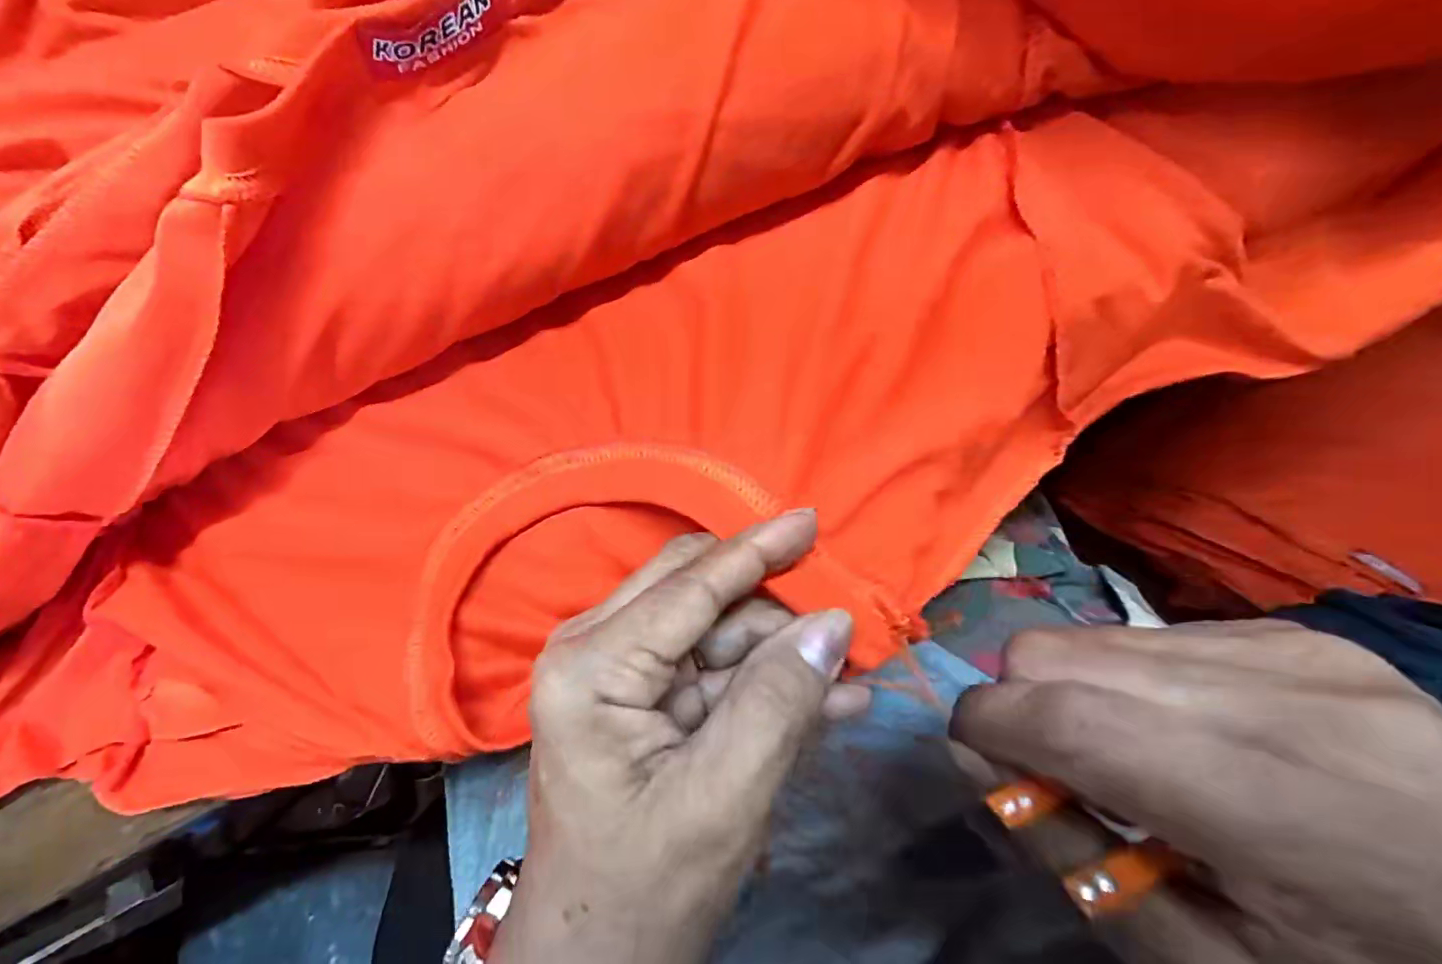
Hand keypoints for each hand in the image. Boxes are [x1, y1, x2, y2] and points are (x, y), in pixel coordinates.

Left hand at [491, 510, 871, 963]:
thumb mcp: (723, 797)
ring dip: (779, 649)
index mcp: (593, 664)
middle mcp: (594, 649)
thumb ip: (779, 702)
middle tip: (838, 623)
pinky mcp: (643, 698)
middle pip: (697, 592)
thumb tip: (831, 623)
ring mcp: (617, 673)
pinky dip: (765, 680)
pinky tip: (828, 697)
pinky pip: (714, 669)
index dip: (757, 551)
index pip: (690, 586)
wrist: (600, 955)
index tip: (809, 520)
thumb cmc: (648, 884)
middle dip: (771, 604)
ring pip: (714, 630)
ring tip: (848, 673)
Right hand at [949, 620, 1441, 963]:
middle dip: (1024, 703)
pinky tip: (1196, 732)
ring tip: (1136, 752)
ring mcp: (1307, 651)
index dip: (986, 725)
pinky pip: (1158, 634)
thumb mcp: (1205, 962)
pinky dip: (1140, 680)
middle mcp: (1289, 699)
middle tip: (1062, 767)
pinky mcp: (1310, 632)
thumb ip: (1070, 849)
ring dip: (1081, 688)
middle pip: (1060, 654)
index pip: (1068, 720)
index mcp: (1282, 811)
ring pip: (1097, 635)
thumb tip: (966, 754)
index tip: (973, 754)